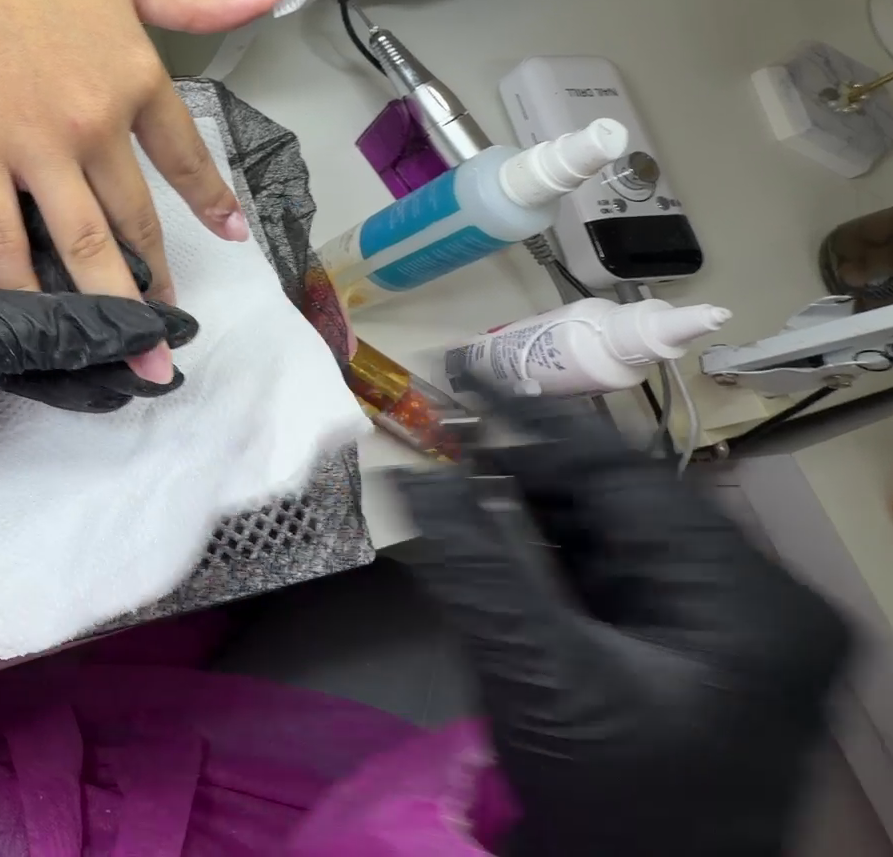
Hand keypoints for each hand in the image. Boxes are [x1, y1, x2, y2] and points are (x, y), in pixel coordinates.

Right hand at [0, 0, 279, 324]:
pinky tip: (34, 320)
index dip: (209, 200)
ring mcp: (33, 147)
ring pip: (80, 244)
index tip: (229, 236)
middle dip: (158, 284)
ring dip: (108, 308)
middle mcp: (94, 122)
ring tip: (129, 356)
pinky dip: (19, 283)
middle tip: (171, 335)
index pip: (183, 154)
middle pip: (134, 219)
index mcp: (134, 74)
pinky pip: (1, 236)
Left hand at [0, 190, 196, 522]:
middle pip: (44, 282)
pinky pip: (10, 362)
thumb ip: (57, 329)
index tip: (164, 297)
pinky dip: (52, 379)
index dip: (107, 264)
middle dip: (104, 320)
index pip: (44, 228)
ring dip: (85, 357)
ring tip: (148, 378)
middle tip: (166, 348)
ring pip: (31, 328)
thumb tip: (150, 330)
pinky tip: (100, 393)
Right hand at [395, 392, 848, 856]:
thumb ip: (473, 563)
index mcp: (743, 597)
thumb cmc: (607, 787)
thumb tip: (412, 473)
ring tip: (453, 444)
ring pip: (599, 519)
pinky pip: (589, 554)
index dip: (536, 416)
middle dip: (525, 448)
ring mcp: (699, 612)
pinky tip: (482, 499)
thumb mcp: (535, 671)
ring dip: (522, 482)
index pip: (626, 475)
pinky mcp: (657, 629)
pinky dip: (530, 523)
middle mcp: (737, 591)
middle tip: (443, 407)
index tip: (464, 368)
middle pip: (616, 492)